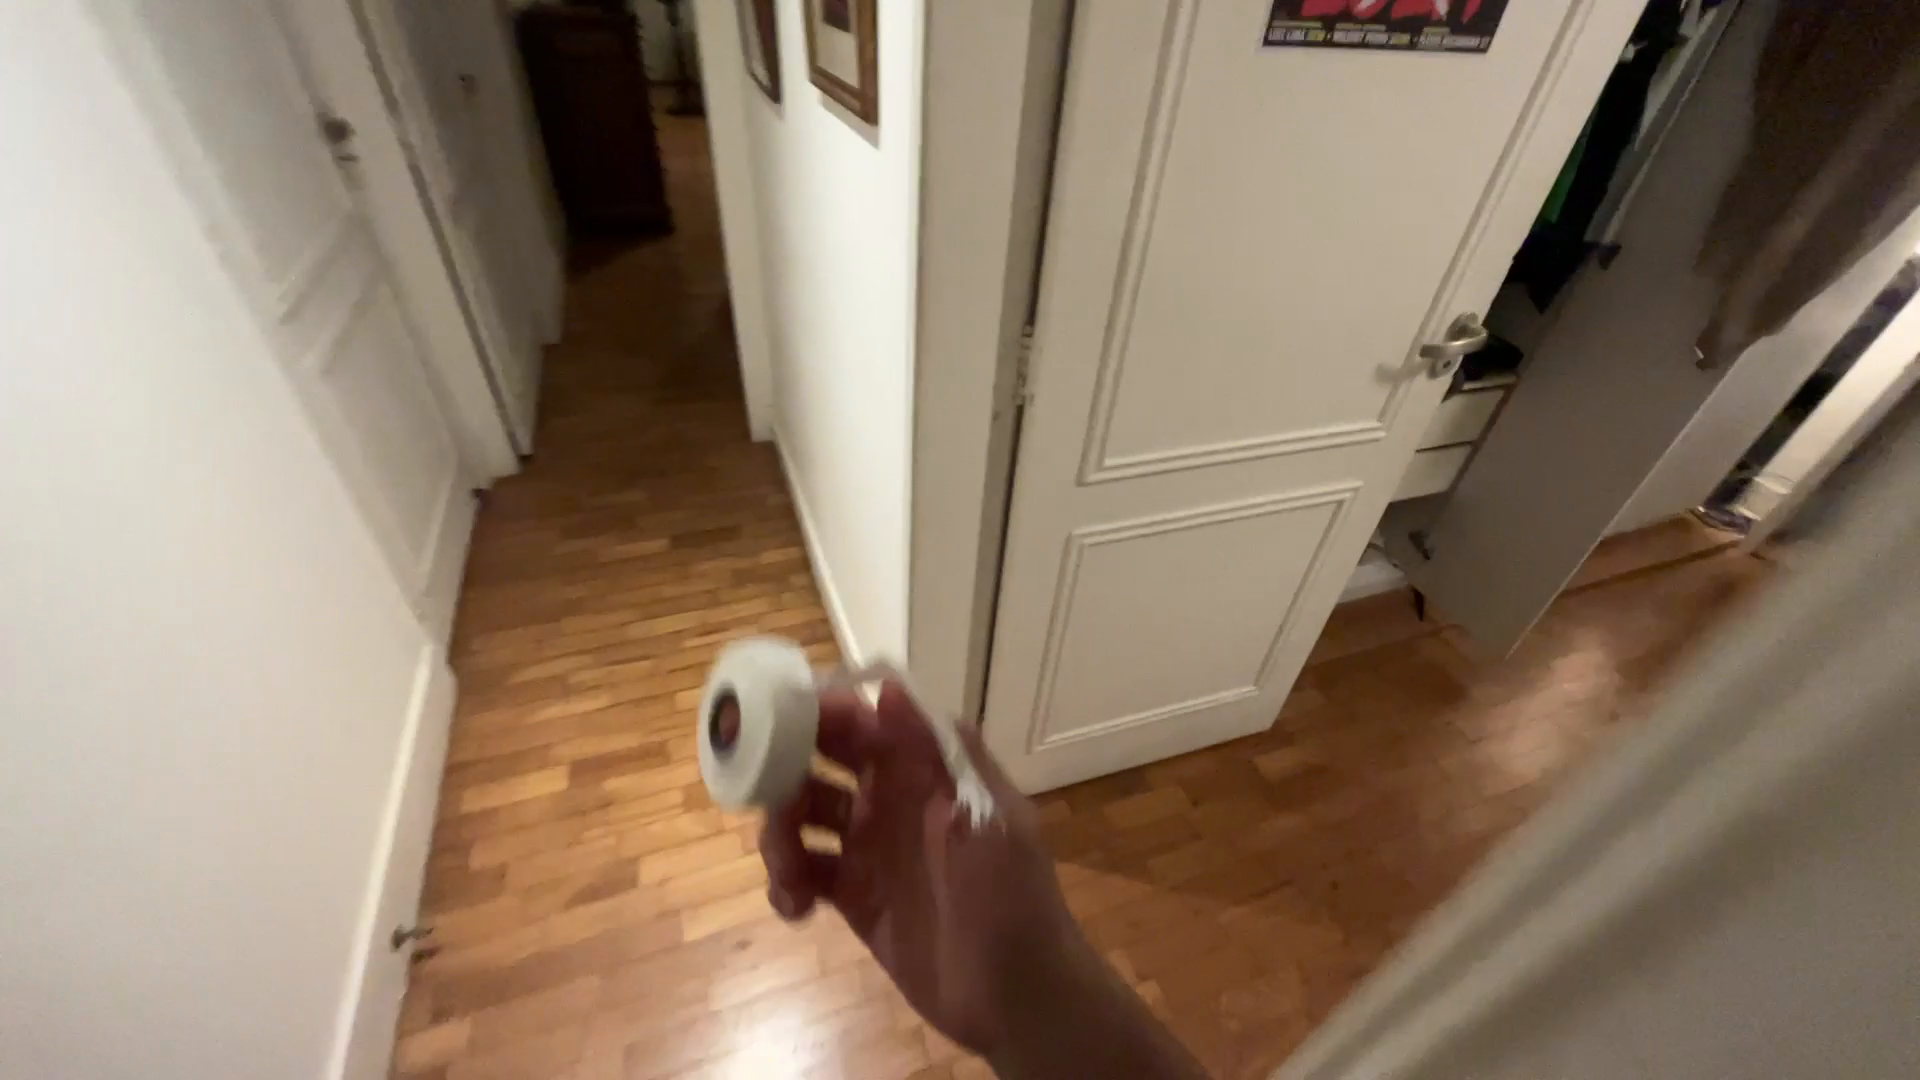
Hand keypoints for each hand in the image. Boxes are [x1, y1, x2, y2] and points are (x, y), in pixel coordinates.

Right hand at [756, 682, 1077, 1054]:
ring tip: (788, 868)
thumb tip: (891, 689)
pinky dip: (787, 884)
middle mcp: (890, 799)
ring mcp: (868, 849)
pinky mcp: (853, 898)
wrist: (1017, 993)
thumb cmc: (1011, 893)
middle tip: (765, 793)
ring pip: (803, 817)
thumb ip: (943, 751)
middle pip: (822, 763)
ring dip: (779, 831)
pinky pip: (804, 875)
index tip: (781, 717)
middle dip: (786, 769)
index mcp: (923, 771)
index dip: (824, 713)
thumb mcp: (989, 814)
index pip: (865, 723)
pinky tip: (796, 907)